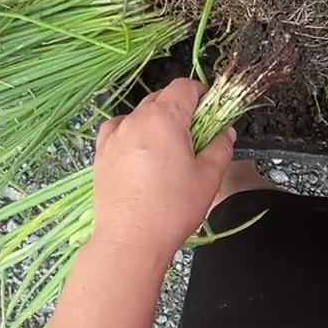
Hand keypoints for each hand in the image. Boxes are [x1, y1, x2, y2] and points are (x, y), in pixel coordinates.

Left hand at [90, 78, 235, 260]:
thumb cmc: (171, 209)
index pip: (185, 87)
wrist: (131, 240)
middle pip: (162, 98)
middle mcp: (136, 120)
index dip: (202, 94)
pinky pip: (118, 130)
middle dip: (181, 110)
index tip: (210, 111)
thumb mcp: (208, 177)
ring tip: (167, 151)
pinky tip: (141, 153)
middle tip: (195, 136)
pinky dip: (131, 134)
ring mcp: (115, 135)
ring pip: (140, 115)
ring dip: (156, 123)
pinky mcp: (102, 153)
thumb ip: (220, 148)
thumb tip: (225, 133)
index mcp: (165, 119)